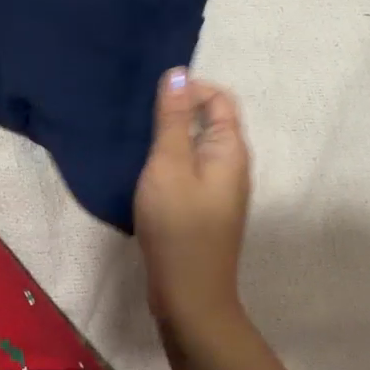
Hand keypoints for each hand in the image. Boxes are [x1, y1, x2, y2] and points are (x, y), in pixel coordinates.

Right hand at [134, 69, 252, 332]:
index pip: (219, 98)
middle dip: (177, 109)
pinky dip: (170, 158)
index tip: (154, 99)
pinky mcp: (204, 206)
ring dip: (171, 135)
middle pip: (209, 118)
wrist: (189, 297)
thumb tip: (178, 72)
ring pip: (197, 143)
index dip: (189, 88)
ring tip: (137, 137)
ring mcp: (219, 187)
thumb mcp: (169, 164)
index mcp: (231, 149)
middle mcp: (232, 163)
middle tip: (140, 115)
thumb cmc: (179, 226)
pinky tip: (145, 167)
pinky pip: (190, 165)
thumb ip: (174, 118)